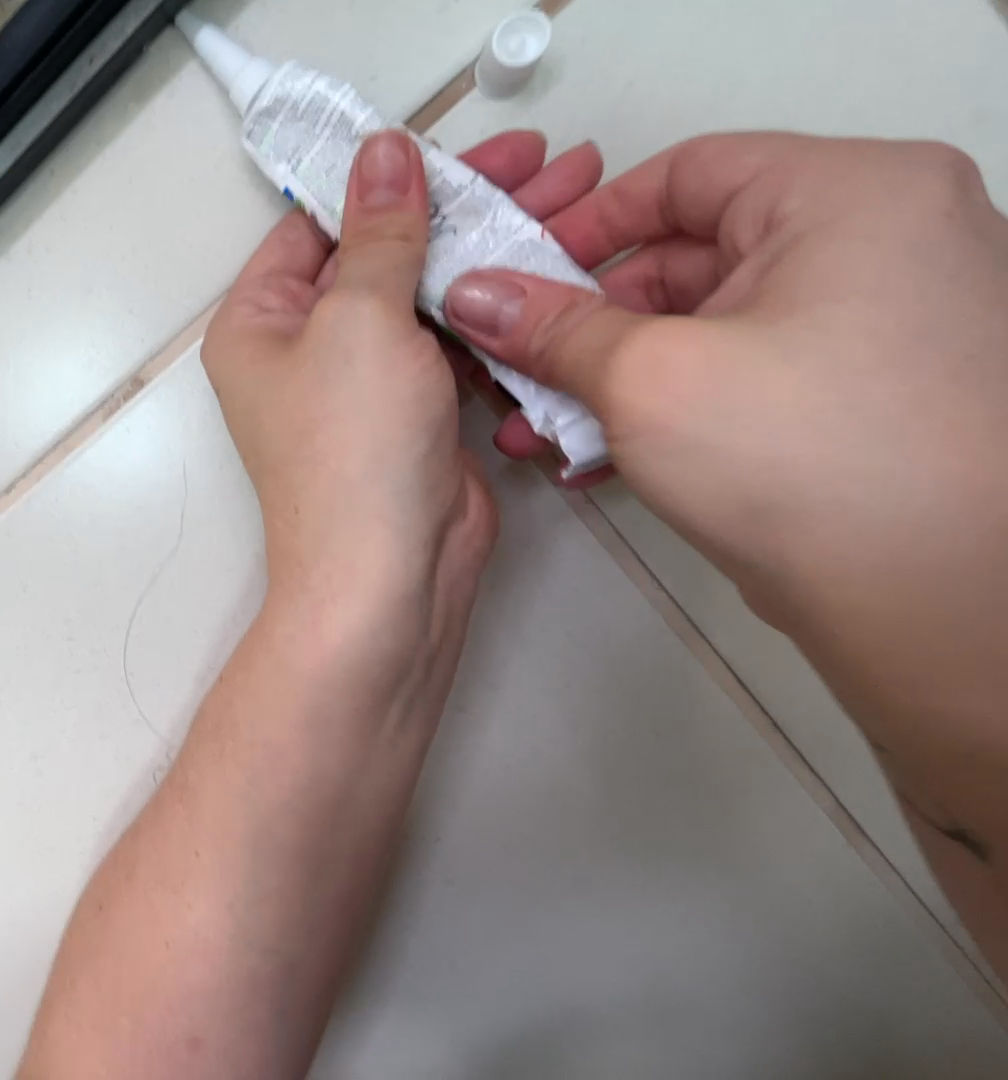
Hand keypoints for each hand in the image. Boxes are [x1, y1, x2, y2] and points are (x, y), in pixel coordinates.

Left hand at [202, 129, 601, 701]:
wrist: (384, 575)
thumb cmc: (350, 452)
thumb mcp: (358, 323)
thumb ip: (378, 235)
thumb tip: (380, 154)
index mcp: (257, 324)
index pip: (313, 227)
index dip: (383, 180)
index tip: (458, 147)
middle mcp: (299, 349)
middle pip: (377, 254)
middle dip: (456, 207)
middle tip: (542, 161)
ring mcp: (359, 381)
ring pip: (423, 294)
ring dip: (488, 249)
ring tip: (573, 193)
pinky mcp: (411, 409)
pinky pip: (452, 340)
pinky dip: (495, 306)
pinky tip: (554, 265)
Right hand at [442, 134, 1007, 675]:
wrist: (934, 594)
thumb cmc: (820, 459)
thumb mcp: (645, 375)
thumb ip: (548, 328)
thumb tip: (475, 296)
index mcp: (846, 199)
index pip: (683, 175)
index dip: (581, 225)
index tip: (511, 277)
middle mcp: (865, 248)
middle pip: (675, 261)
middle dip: (573, 327)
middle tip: (505, 368)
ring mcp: (856, 328)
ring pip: (685, 331)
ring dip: (594, 379)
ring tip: (533, 429)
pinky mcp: (835, 398)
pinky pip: (715, 378)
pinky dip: (645, 409)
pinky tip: (586, 455)